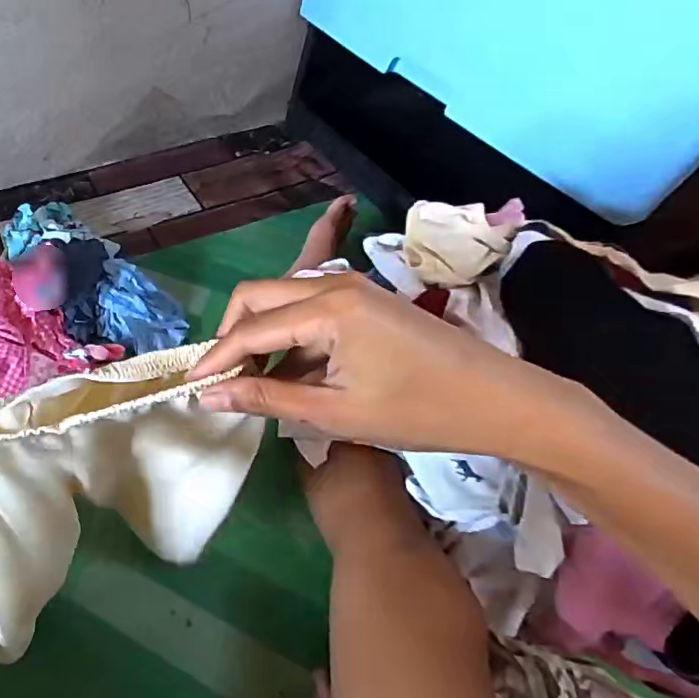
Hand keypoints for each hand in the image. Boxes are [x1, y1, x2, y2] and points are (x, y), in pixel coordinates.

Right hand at [187, 272, 579, 457]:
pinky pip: (305, 306)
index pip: (250, 329)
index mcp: (328, 309)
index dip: (216, 358)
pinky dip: (287, 334)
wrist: (506, 403)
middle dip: (230, 335)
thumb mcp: (334, 413)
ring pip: (279, 298)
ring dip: (258, 334)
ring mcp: (352, 287)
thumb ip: (265, 397)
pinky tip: (292, 370)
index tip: (192, 385)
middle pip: (256, 296)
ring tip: (255, 378)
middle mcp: (335, 284)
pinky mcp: (364, 298)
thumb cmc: (420, 412)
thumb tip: (208, 396)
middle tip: (224, 377)